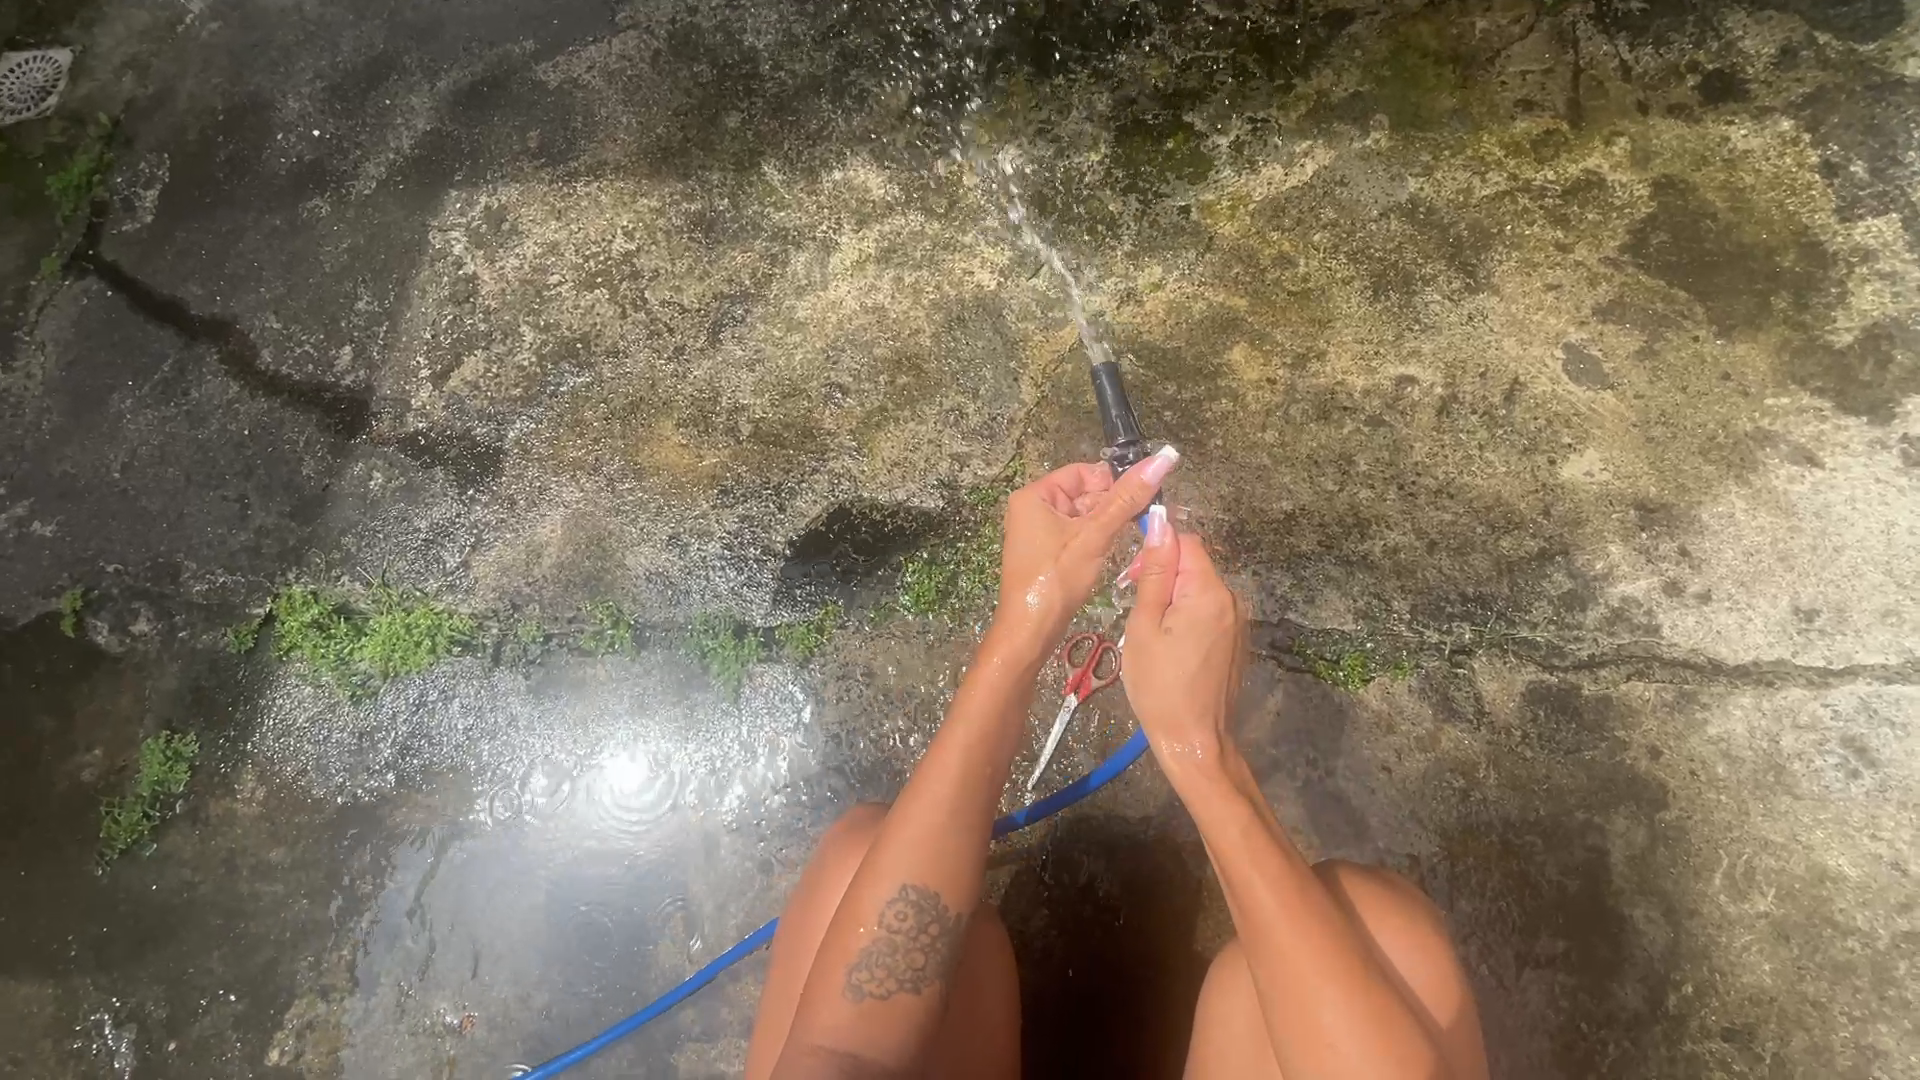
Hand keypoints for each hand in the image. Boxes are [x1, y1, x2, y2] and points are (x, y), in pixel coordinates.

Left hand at [992, 446, 1180, 653]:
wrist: (1031, 629)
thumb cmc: (1056, 578)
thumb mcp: (1094, 535)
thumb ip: (1127, 499)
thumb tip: (1161, 460)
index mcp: (1034, 495)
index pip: (1082, 472)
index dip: (1112, 482)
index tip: (1139, 498)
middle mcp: (1032, 508)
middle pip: (1084, 493)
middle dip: (1110, 506)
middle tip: (1137, 521)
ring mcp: (1037, 531)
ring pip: (1083, 516)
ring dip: (1105, 525)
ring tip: (1123, 538)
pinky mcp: (1046, 552)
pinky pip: (1076, 534)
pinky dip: (1095, 540)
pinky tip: (1107, 552)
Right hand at [1120, 510, 1248, 782]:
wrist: (1194, 740)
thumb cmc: (1159, 685)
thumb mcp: (1144, 625)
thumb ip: (1153, 573)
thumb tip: (1158, 524)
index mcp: (1209, 592)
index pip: (1186, 542)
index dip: (1156, 551)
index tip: (1131, 580)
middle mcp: (1232, 600)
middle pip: (1193, 565)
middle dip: (1162, 576)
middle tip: (1135, 610)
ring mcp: (1238, 622)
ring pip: (1198, 589)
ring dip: (1171, 598)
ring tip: (1149, 632)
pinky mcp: (1236, 641)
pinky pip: (1208, 612)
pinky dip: (1185, 617)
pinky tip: (1169, 647)